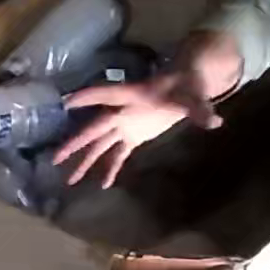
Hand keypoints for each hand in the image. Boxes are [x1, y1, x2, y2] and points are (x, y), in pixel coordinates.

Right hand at [53, 30, 241, 186]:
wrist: (186, 84)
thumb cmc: (186, 85)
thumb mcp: (194, 97)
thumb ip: (200, 110)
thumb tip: (214, 121)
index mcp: (131, 97)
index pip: (104, 96)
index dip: (86, 98)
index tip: (65, 103)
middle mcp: (120, 113)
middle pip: (93, 130)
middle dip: (75, 144)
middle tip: (56, 157)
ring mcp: (124, 125)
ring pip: (99, 146)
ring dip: (85, 162)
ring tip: (70, 180)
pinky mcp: (132, 136)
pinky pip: (117, 155)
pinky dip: (110, 169)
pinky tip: (103, 185)